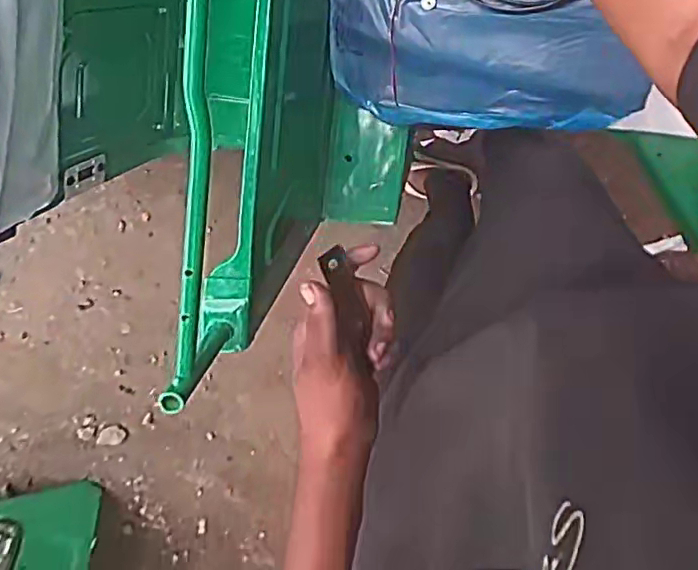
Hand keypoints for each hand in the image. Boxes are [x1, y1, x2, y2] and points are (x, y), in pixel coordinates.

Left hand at [292, 244, 395, 461]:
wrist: (343, 446)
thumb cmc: (329, 408)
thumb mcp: (325, 362)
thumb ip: (320, 320)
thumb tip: (311, 283)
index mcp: (313, 323)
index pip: (331, 278)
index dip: (351, 260)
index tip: (375, 252)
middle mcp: (329, 326)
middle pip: (362, 291)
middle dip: (378, 309)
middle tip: (379, 340)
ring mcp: (347, 339)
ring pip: (374, 310)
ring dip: (384, 329)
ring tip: (379, 357)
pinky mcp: (363, 353)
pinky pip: (381, 330)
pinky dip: (386, 342)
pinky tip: (382, 363)